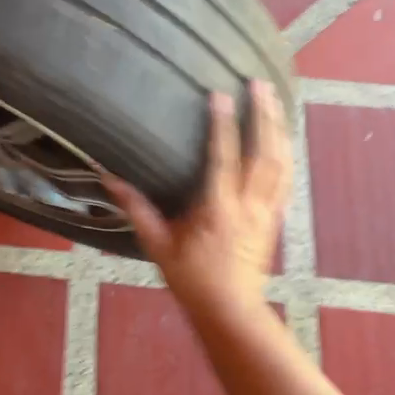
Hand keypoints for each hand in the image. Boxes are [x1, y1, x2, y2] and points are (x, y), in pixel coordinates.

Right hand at [103, 80, 290, 318]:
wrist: (231, 310)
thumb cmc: (191, 278)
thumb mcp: (157, 244)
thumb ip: (136, 209)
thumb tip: (107, 178)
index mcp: (218, 210)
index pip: (223, 159)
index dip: (222, 125)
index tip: (219, 94)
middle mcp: (248, 206)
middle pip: (264, 154)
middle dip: (263, 116)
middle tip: (260, 84)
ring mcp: (266, 212)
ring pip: (281, 164)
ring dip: (279, 128)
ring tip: (276, 98)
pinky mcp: (275, 218)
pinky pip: (285, 180)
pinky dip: (286, 153)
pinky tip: (285, 137)